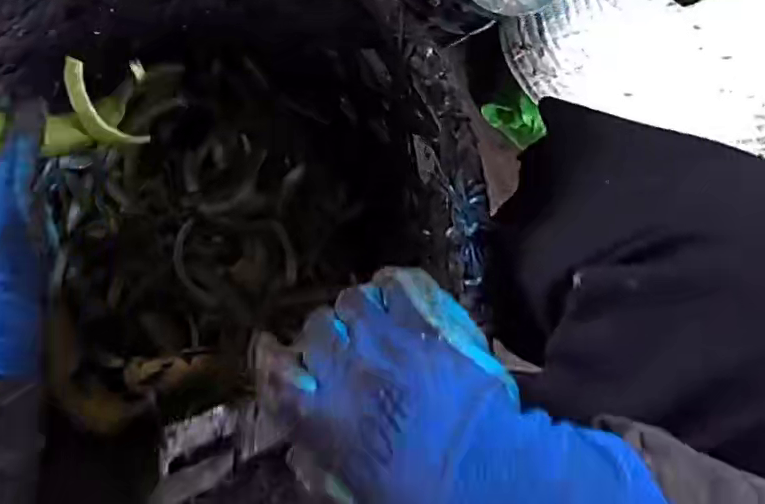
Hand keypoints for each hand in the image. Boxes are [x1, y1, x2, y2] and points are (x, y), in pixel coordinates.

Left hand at [0, 101, 45, 379]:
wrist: (13, 284)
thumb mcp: (6, 181)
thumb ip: (19, 141)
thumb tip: (33, 100)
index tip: (14, 90)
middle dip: (19, 119)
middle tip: (43, 97)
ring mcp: (8, 189)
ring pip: (21, 152)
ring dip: (37, 135)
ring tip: (58, 112)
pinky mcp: (30, 200)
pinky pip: (39, 168)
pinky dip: (50, 154)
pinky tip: (66, 141)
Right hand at [257, 267, 668, 503]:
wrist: (495, 481)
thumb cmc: (424, 497)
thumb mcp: (358, 495)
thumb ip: (322, 463)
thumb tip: (299, 442)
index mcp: (327, 417)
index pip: (277, 371)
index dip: (269, 356)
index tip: (271, 349)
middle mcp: (348, 368)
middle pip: (316, 327)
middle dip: (323, 336)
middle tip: (339, 348)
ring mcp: (387, 338)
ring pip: (352, 299)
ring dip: (357, 312)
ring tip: (370, 324)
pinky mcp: (425, 321)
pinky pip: (397, 281)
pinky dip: (392, 284)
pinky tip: (393, 296)